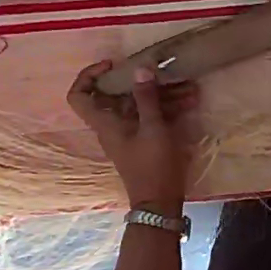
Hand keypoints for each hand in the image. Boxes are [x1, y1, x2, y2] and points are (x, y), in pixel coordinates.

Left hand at [67, 61, 200, 214]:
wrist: (160, 203)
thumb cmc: (152, 166)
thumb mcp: (153, 129)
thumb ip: (147, 98)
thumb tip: (140, 68)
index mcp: (105, 123)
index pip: (79, 96)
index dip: (89, 76)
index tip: (112, 65)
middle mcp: (113, 126)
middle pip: (118, 96)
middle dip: (142, 82)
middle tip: (162, 72)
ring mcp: (130, 134)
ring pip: (141, 106)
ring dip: (163, 95)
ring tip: (190, 87)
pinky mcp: (145, 142)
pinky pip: (152, 118)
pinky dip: (168, 109)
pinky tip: (191, 102)